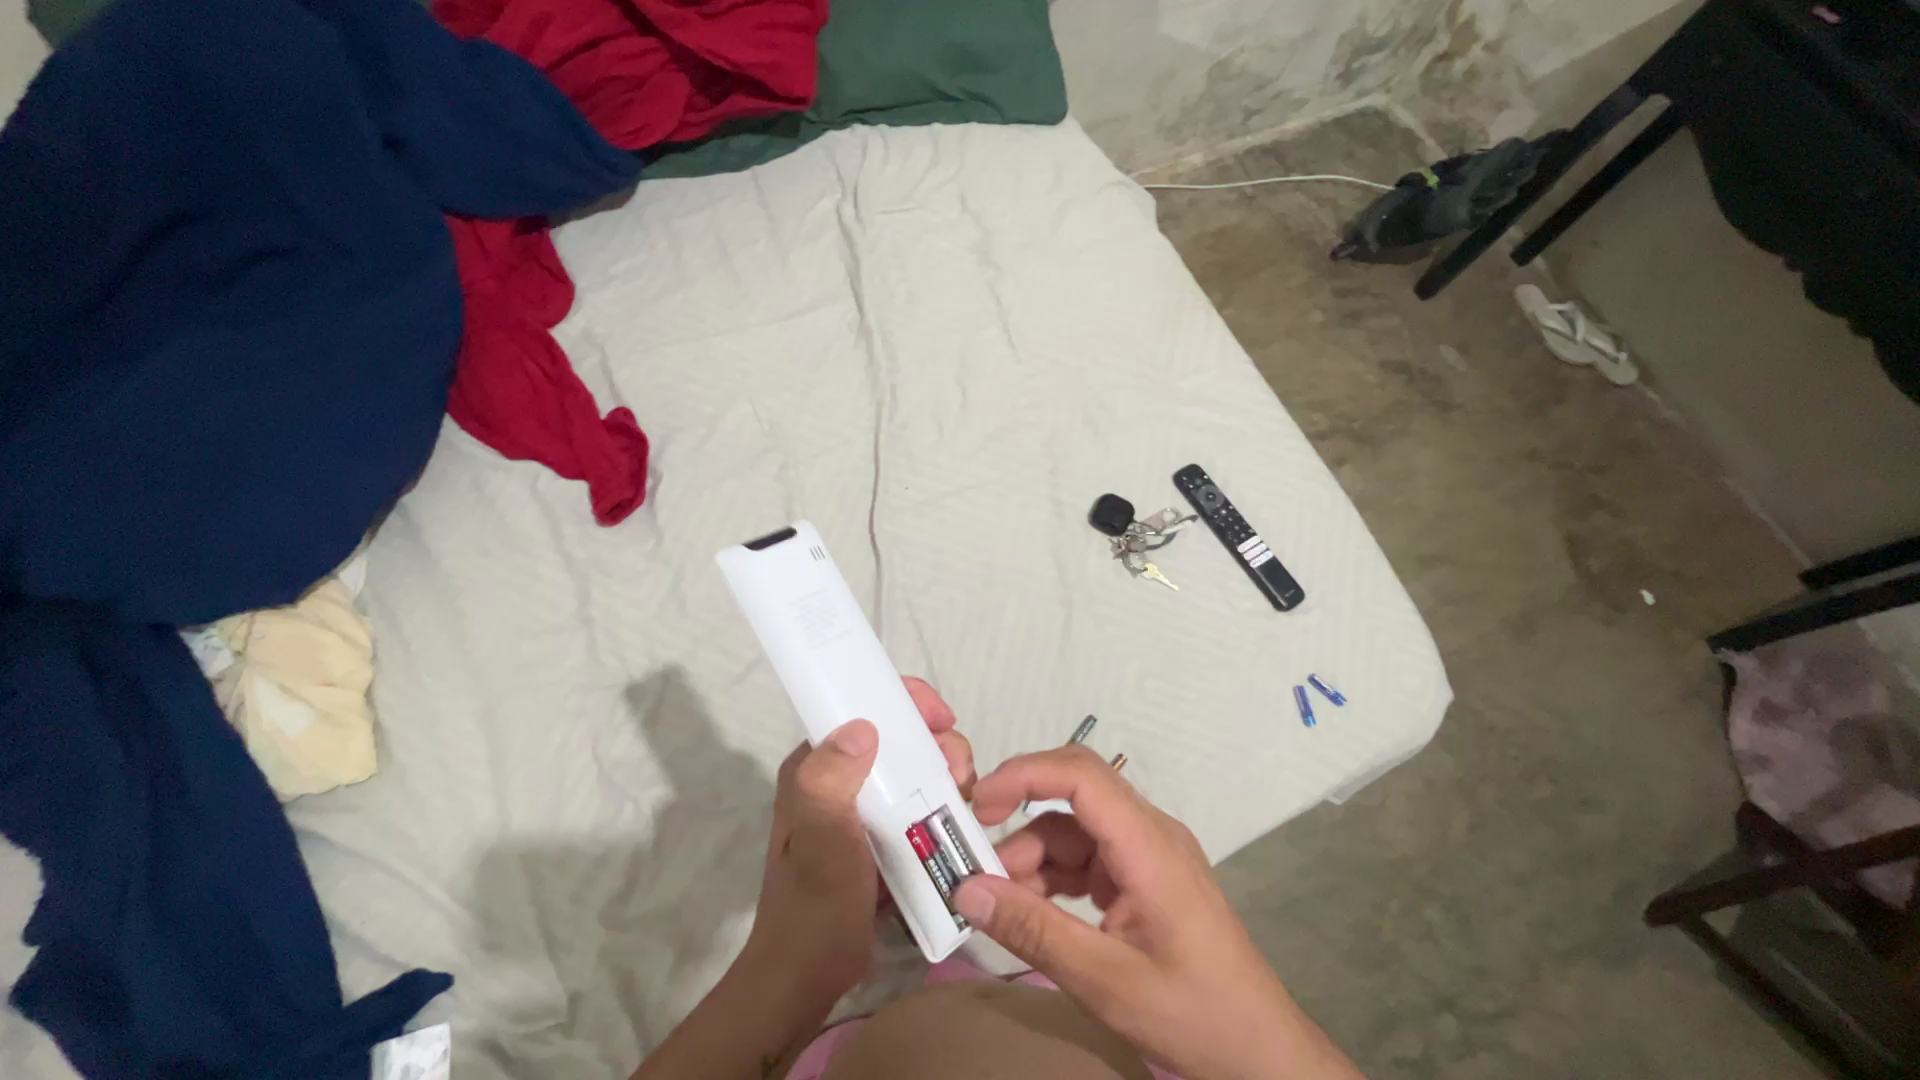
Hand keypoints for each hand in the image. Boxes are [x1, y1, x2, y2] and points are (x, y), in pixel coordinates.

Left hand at [738, 678, 973, 1005]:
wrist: (809, 975)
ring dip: (946, 776)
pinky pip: (919, 805)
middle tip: (959, 773)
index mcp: (816, 766)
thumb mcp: (822, 840)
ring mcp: (861, 809)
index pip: (861, 708)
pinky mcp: (880, 837)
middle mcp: (838, 778)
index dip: (905, 702)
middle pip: (898, 737)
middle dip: (936, 744)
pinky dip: (943, 806)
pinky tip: (960, 823)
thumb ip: (830, 782)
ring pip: (914, 770)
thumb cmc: (814, 905)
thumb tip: (863, 727)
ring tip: (965, 802)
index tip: (944, 719)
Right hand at [952, 747, 1363, 1079]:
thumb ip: (1033, 931)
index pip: (1081, 775)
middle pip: (1073, 797)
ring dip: (1031, 858)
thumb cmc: (1193, 1012)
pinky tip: (1029, 911)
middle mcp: (1149, 835)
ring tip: (997, 902)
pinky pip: (1086, 860)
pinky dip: (1051, 878)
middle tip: (972, 857)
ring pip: (1073, 831)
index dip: (1024, 775)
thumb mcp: (1104, 979)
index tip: (977, 804)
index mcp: (1149, 845)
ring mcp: (1147, 856)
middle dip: (1018, 819)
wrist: (1258, 1051)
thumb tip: (967, 889)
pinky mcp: (1142, 880)